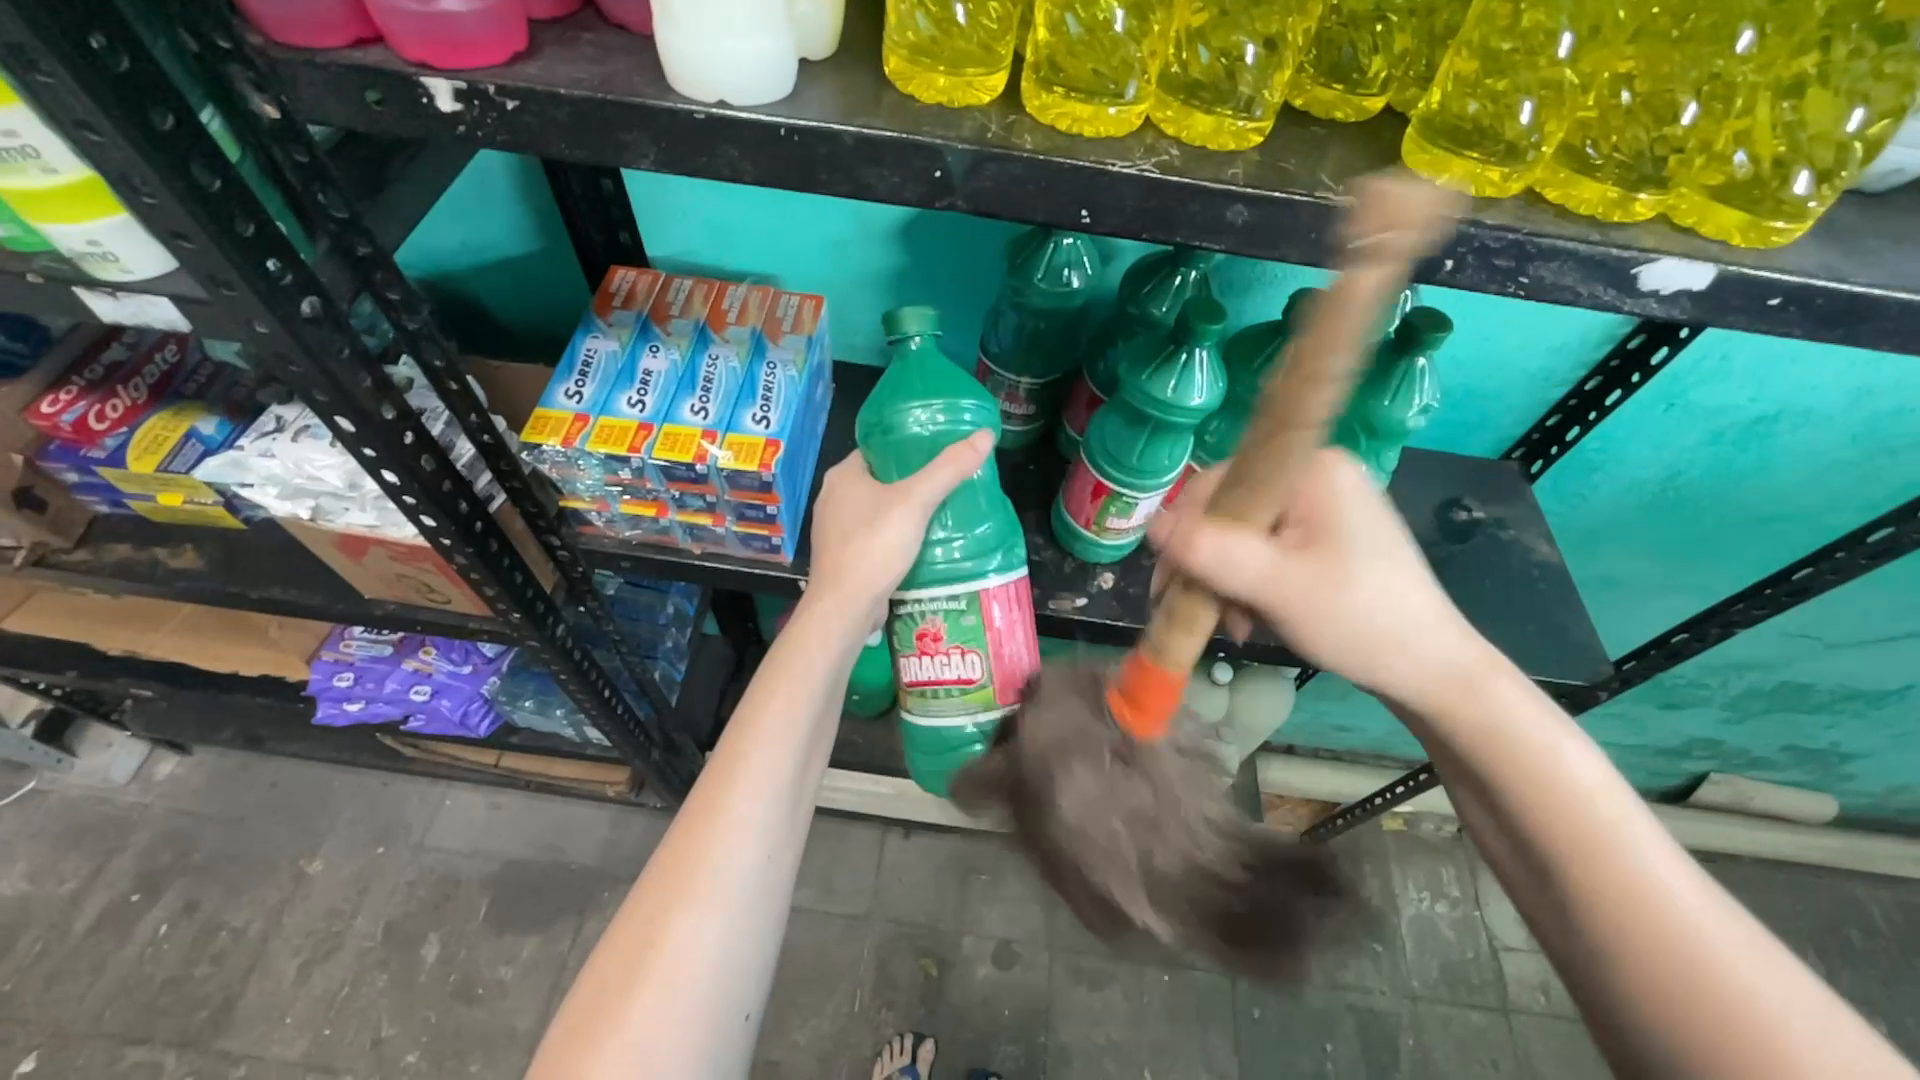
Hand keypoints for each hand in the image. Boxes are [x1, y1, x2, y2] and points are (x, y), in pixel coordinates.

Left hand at [806, 429, 995, 627]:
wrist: (845, 607)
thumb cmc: (874, 545)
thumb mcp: (916, 502)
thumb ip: (949, 469)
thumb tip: (984, 435)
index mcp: (843, 475)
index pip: (879, 449)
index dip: (908, 446)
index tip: (939, 450)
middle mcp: (833, 499)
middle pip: (881, 480)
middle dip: (913, 482)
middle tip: (949, 481)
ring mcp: (836, 532)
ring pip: (878, 512)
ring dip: (906, 513)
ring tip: (943, 510)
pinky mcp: (844, 558)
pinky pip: (876, 539)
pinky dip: (897, 538)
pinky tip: (924, 543)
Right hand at [1146, 447, 1489, 706]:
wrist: (1431, 669)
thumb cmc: (1357, 619)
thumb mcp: (1275, 585)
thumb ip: (1210, 550)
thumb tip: (1150, 526)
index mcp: (1310, 468)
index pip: (1219, 484)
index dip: (1186, 532)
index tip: (1170, 585)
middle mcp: (1315, 475)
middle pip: (1228, 512)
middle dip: (1208, 565)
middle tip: (1197, 612)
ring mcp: (1322, 507)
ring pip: (1242, 536)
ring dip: (1225, 581)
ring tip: (1233, 625)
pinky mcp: (1325, 538)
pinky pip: (1265, 551)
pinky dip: (1248, 585)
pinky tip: (1250, 619)